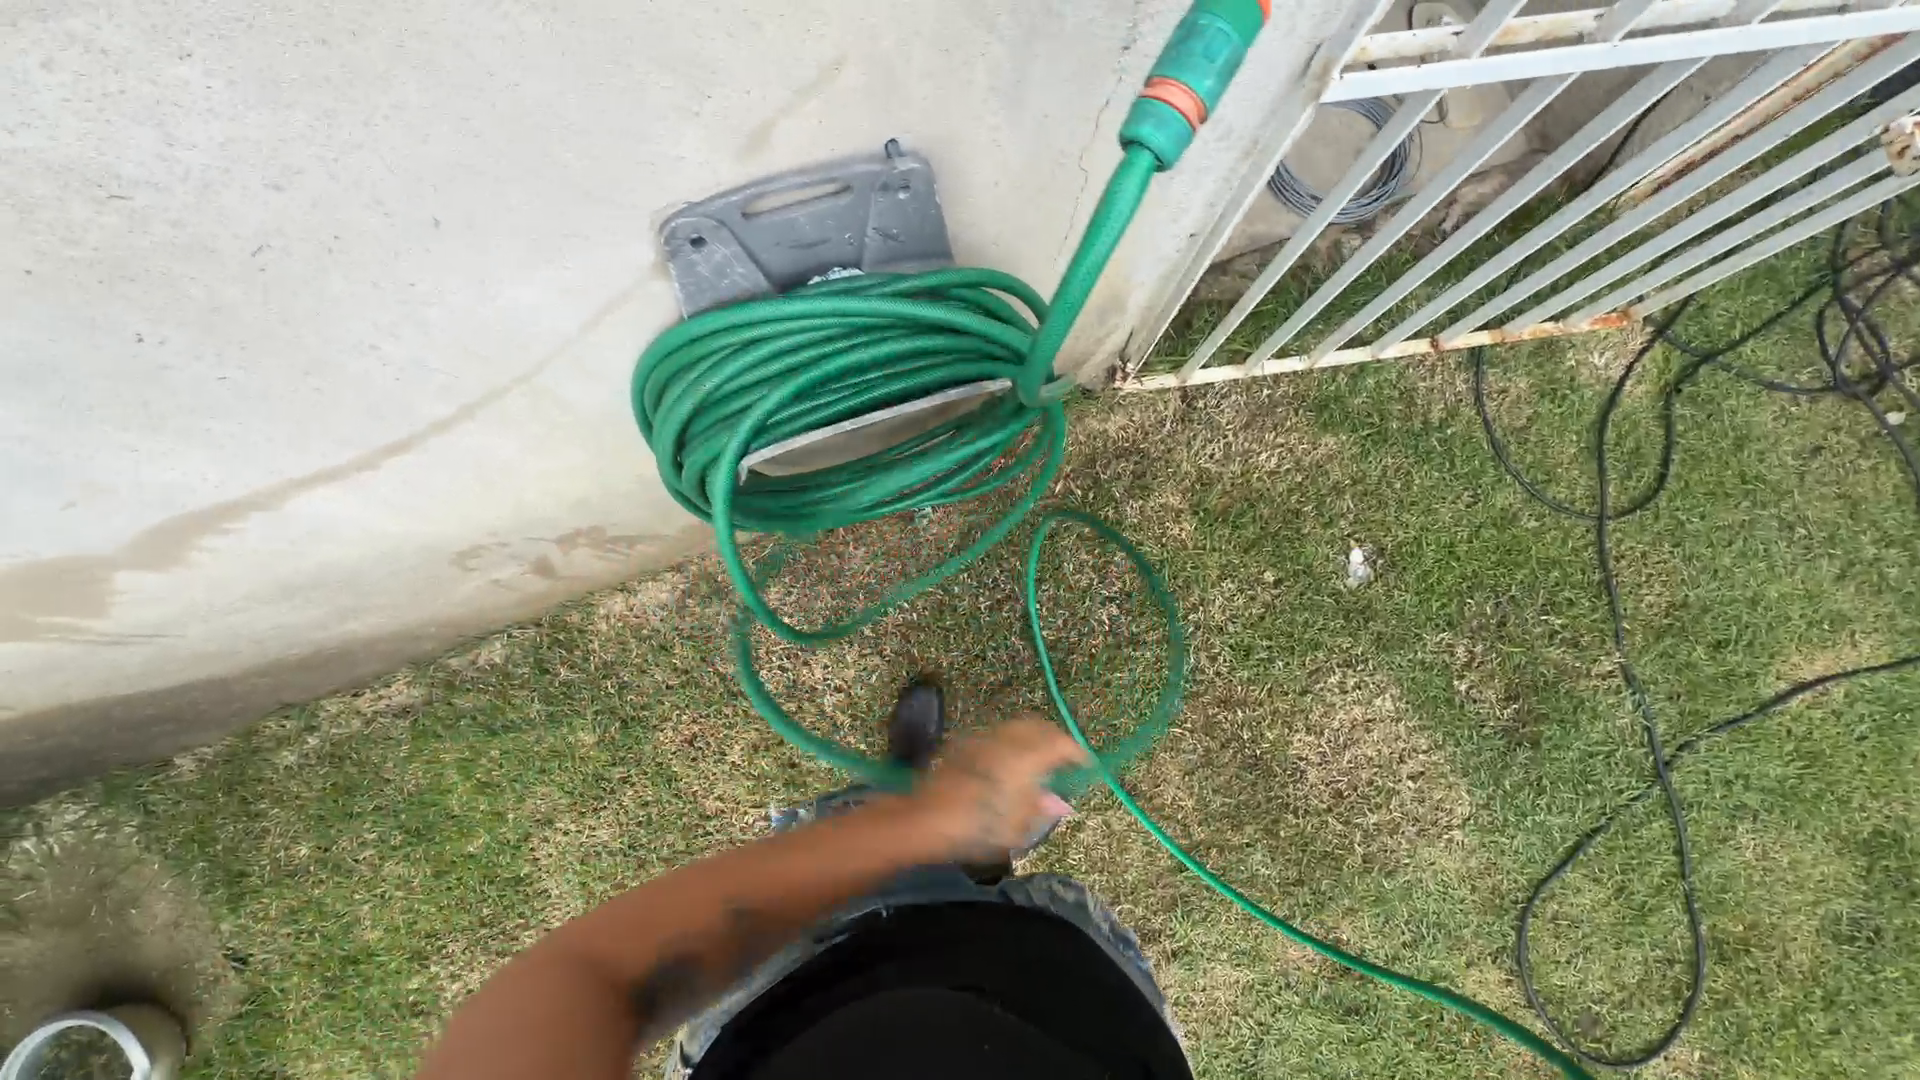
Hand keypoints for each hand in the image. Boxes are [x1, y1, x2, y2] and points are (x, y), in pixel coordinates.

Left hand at [906, 714, 1088, 861]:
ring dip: (1032, 737)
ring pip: (1016, 726)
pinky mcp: (964, 743)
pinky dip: (1010, 741)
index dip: (1076, 752)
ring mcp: (983, 738)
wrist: (927, 817)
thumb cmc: (977, 826)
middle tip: (1064, 758)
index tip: (1085, 763)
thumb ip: (1041, 809)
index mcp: (1026, 758)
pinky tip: (1008, 760)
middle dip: (1055, 738)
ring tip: (1038, 758)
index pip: (1060, 743)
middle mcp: (1006, 740)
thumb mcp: (1017, 828)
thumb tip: (1061, 803)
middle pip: (1039, 726)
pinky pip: (996, 734)